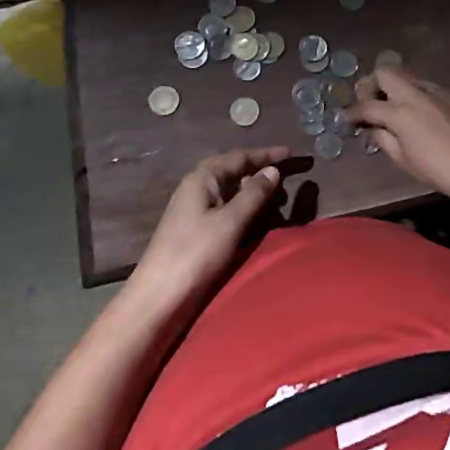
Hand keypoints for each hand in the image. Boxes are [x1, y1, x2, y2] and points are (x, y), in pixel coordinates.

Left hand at [129, 147, 288, 311]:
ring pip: (230, 194)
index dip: (264, 155)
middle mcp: (197, 188)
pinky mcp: (196, 231)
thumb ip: (253, 194)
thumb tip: (273, 170)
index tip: (289, 153)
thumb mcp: (230, 221)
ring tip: (277, 205)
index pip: (238, 157)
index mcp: (202, 178)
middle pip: (233, 173)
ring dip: (253, 196)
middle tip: (286, 184)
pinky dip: (244, 212)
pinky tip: (256, 222)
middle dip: (259, 175)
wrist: (159, 296)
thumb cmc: (196, 252)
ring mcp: (195, 210)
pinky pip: (226, 212)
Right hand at [349, 68, 449, 200]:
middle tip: (367, 102)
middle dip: (370, 84)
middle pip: (384, 73)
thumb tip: (373, 129)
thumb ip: (383, 138)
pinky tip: (415, 111)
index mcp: (400, 112)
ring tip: (390, 105)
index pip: (367, 106)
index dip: (353, 112)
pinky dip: (411, 92)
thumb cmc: (436, 170)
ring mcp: (434, 91)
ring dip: (392, 86)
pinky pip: (423, 85)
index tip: (347, 118)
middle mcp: (415, 94)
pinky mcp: (449, 94)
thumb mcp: (402, 159)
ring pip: (405, 75)